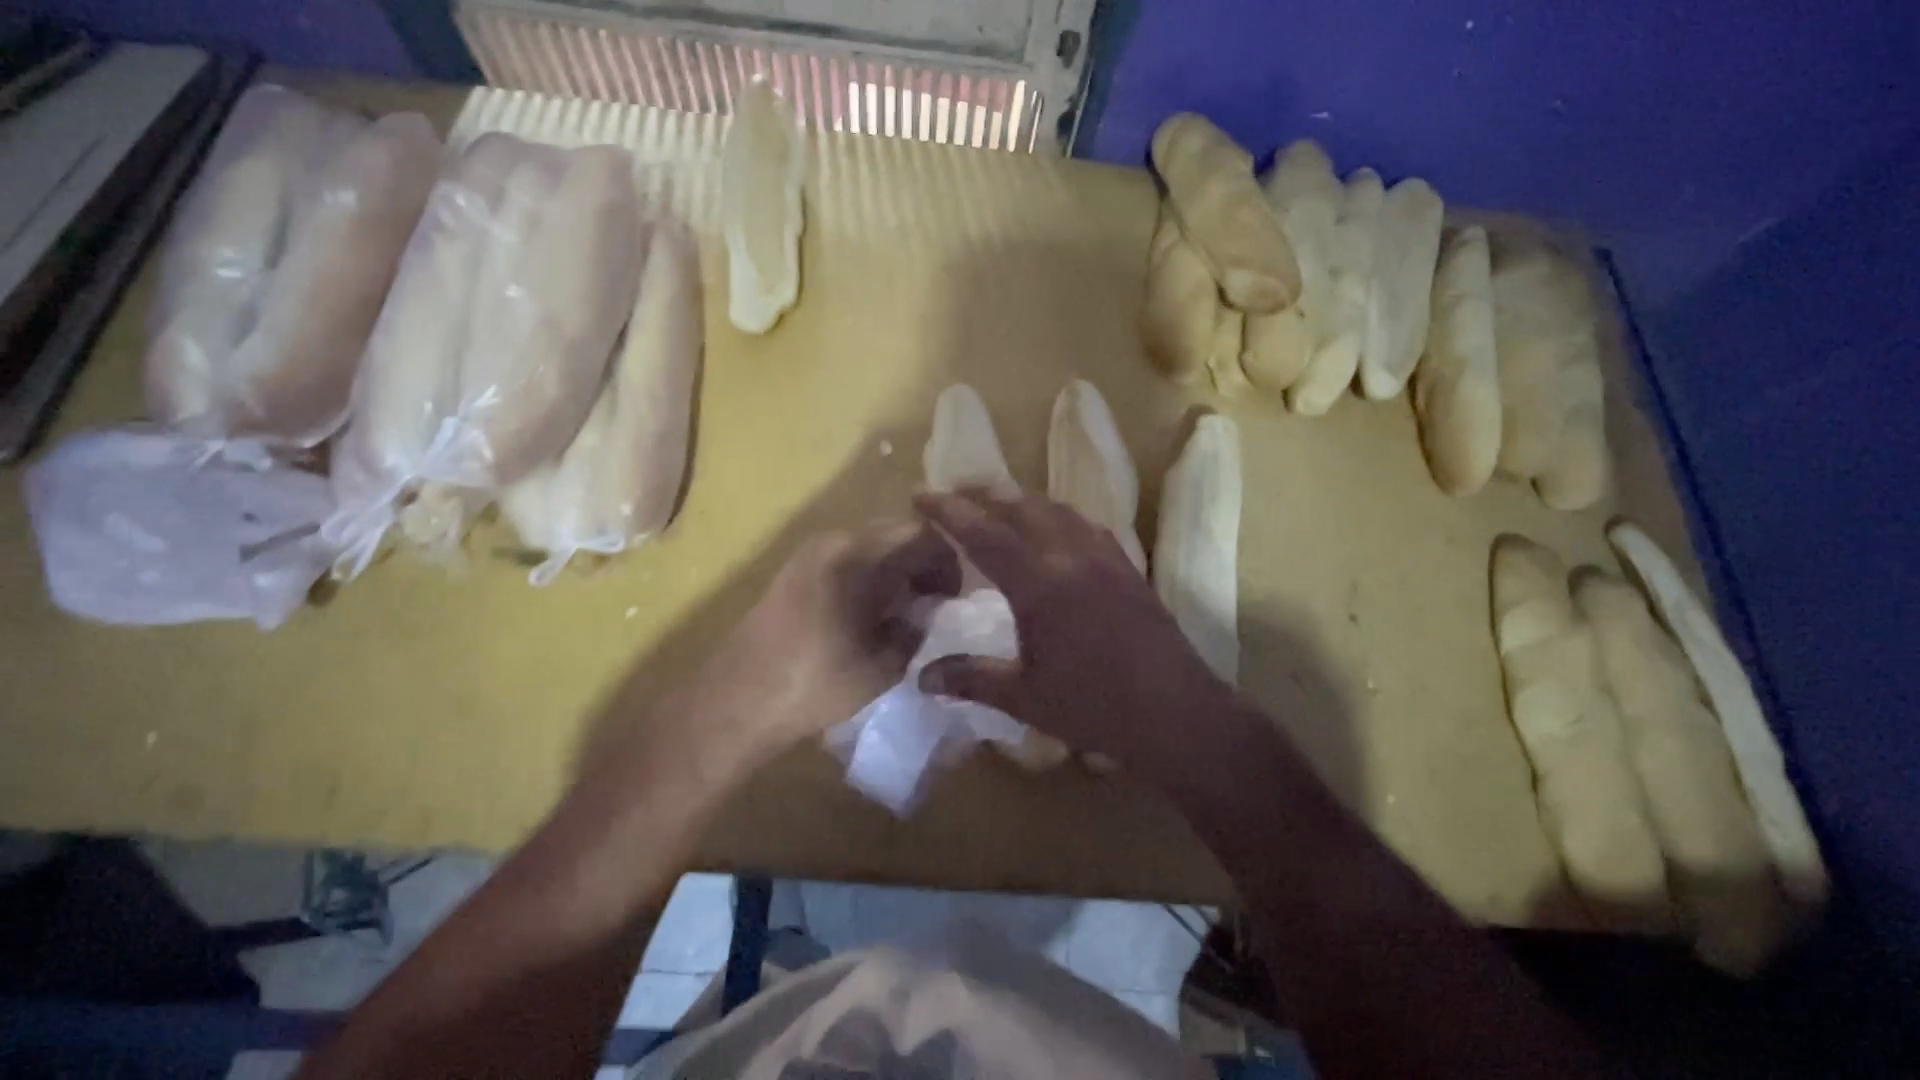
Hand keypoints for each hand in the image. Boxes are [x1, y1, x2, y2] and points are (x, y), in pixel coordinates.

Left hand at [707, 520, 962, 755]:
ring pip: (871, 550)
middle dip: (923, 566)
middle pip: (896, 536)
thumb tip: (927, 610)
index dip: (949, 562)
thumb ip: (916, 628)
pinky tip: (870, 619)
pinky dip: (870, 580)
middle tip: (936, 606)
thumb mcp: (884, 663)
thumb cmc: (815, 683)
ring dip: (896, 574)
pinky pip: (847, 563)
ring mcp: (809, 554)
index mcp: (858, 554)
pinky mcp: (794, 574)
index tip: (955, 599)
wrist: (737, 701)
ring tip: (906, 616)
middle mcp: (834, 540)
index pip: (922, 534)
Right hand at [913, 489, 1232, 773]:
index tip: (920, 494)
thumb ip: (971, 679)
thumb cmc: (1095, 709)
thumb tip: (921, 677)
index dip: (949, 512)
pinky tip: (1056, 530)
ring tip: (999, 504)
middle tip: (955, 491)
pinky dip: (1059, 516)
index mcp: (1039, 584)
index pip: (984, 534)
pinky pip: (1087, 526)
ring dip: (1023, 500)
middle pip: (1022, 508)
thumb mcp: (1024, 698)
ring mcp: (1106, 559)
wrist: (1177, 714)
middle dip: (984, 495)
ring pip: (1058, 510)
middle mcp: (1072, 558)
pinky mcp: (1129, 570)